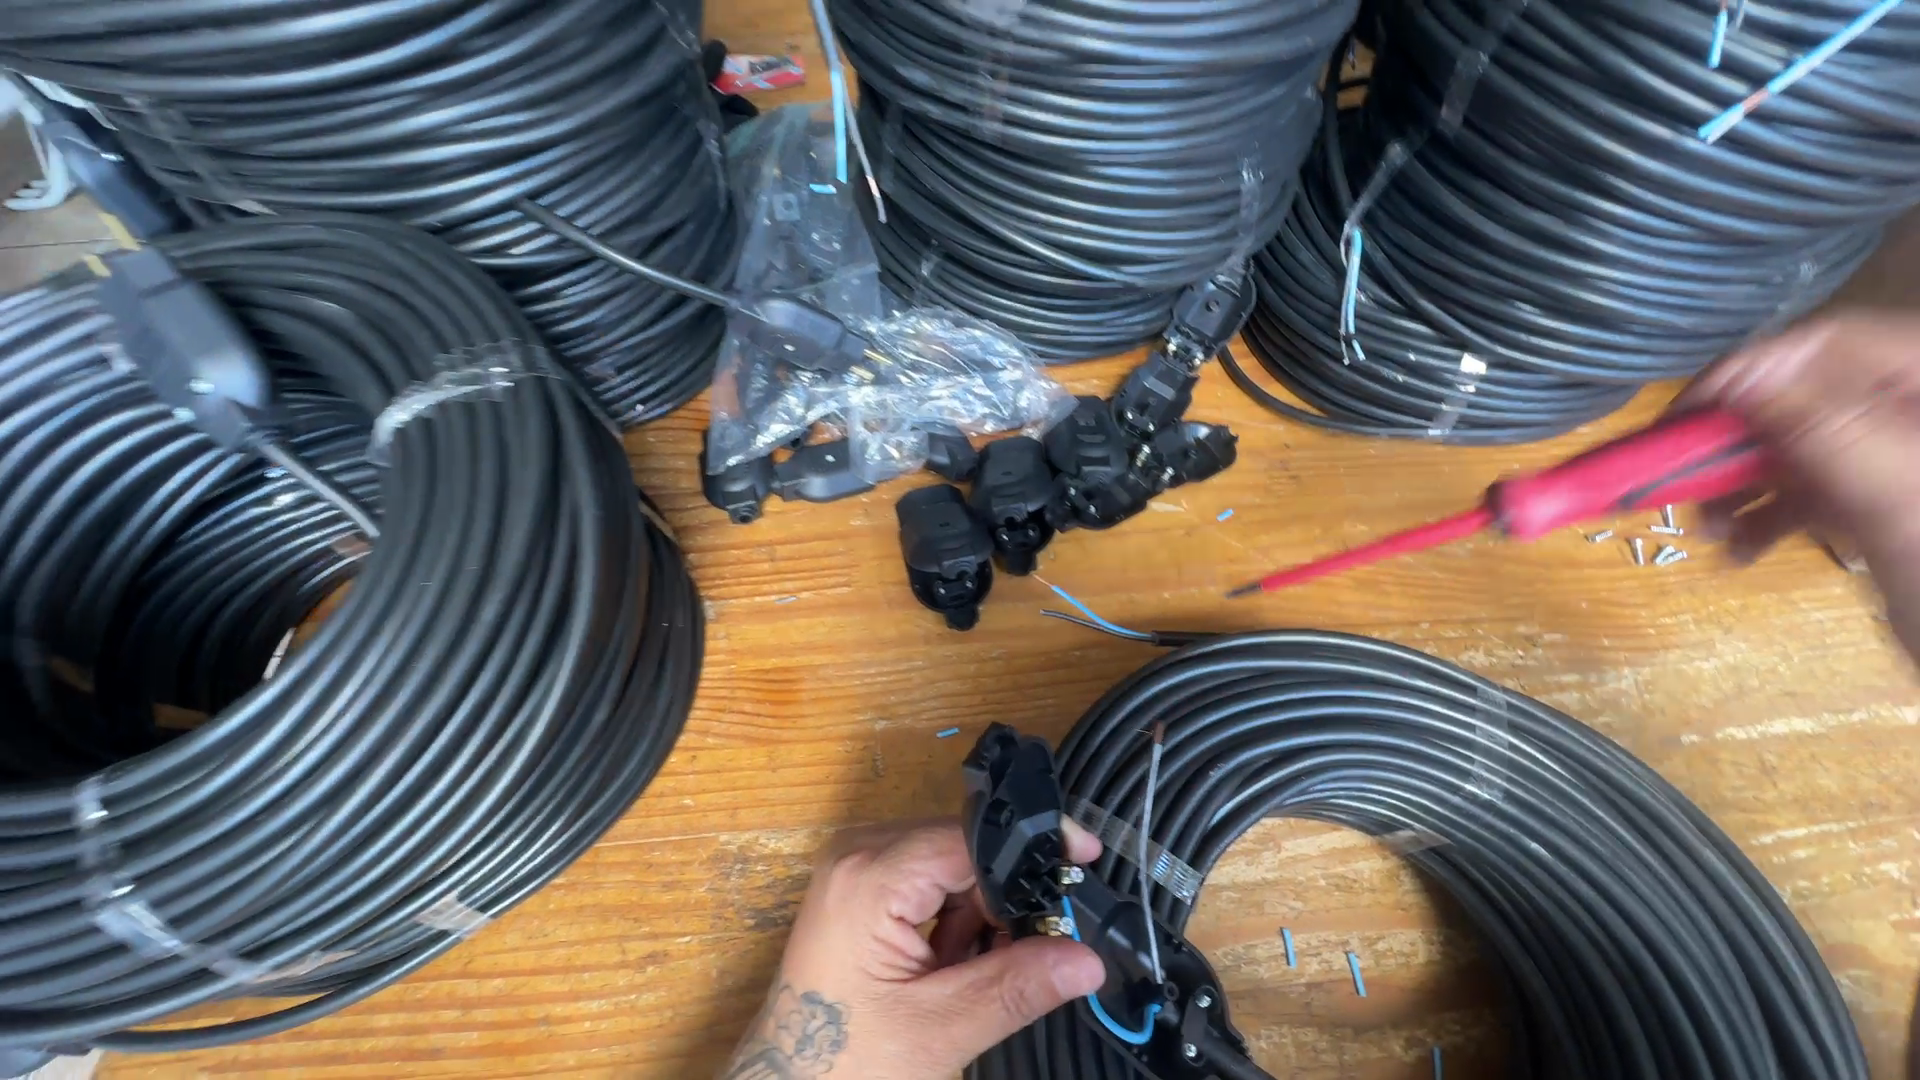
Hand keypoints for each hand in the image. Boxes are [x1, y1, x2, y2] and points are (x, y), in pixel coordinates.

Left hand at [719, 818, 1105, 1079]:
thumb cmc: (849, 1063)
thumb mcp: (940, 1029)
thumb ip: (1016, 985)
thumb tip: (1088, 959)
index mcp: (872, 875)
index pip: (968, 836)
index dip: (1029, 844)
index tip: (1082, 858)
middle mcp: (859, 851)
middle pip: (960, 845)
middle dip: (999, 894)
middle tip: (1023, 949)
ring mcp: (855, 863)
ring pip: (947, 860)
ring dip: (974, 909)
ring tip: (962, 970)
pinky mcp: (858, 881)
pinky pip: (924, 875)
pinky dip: (949, 913)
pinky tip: (944, 960)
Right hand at [1679, 312, 1919, 660]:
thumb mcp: (1900, 503)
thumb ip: (1827, 430)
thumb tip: (1738, 375)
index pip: (1830, 347)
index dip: (1747, 375)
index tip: (1675, 424)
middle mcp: (1916, 415)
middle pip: (1801, 399)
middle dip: (1730, 445)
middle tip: (1674, 485)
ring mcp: (1901, 458)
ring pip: (1793, 447)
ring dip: (1735, 487)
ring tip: (1707, 531)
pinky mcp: (1887, 498)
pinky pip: (1809, 489)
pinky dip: (1764, 516)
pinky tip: (1741, 550)